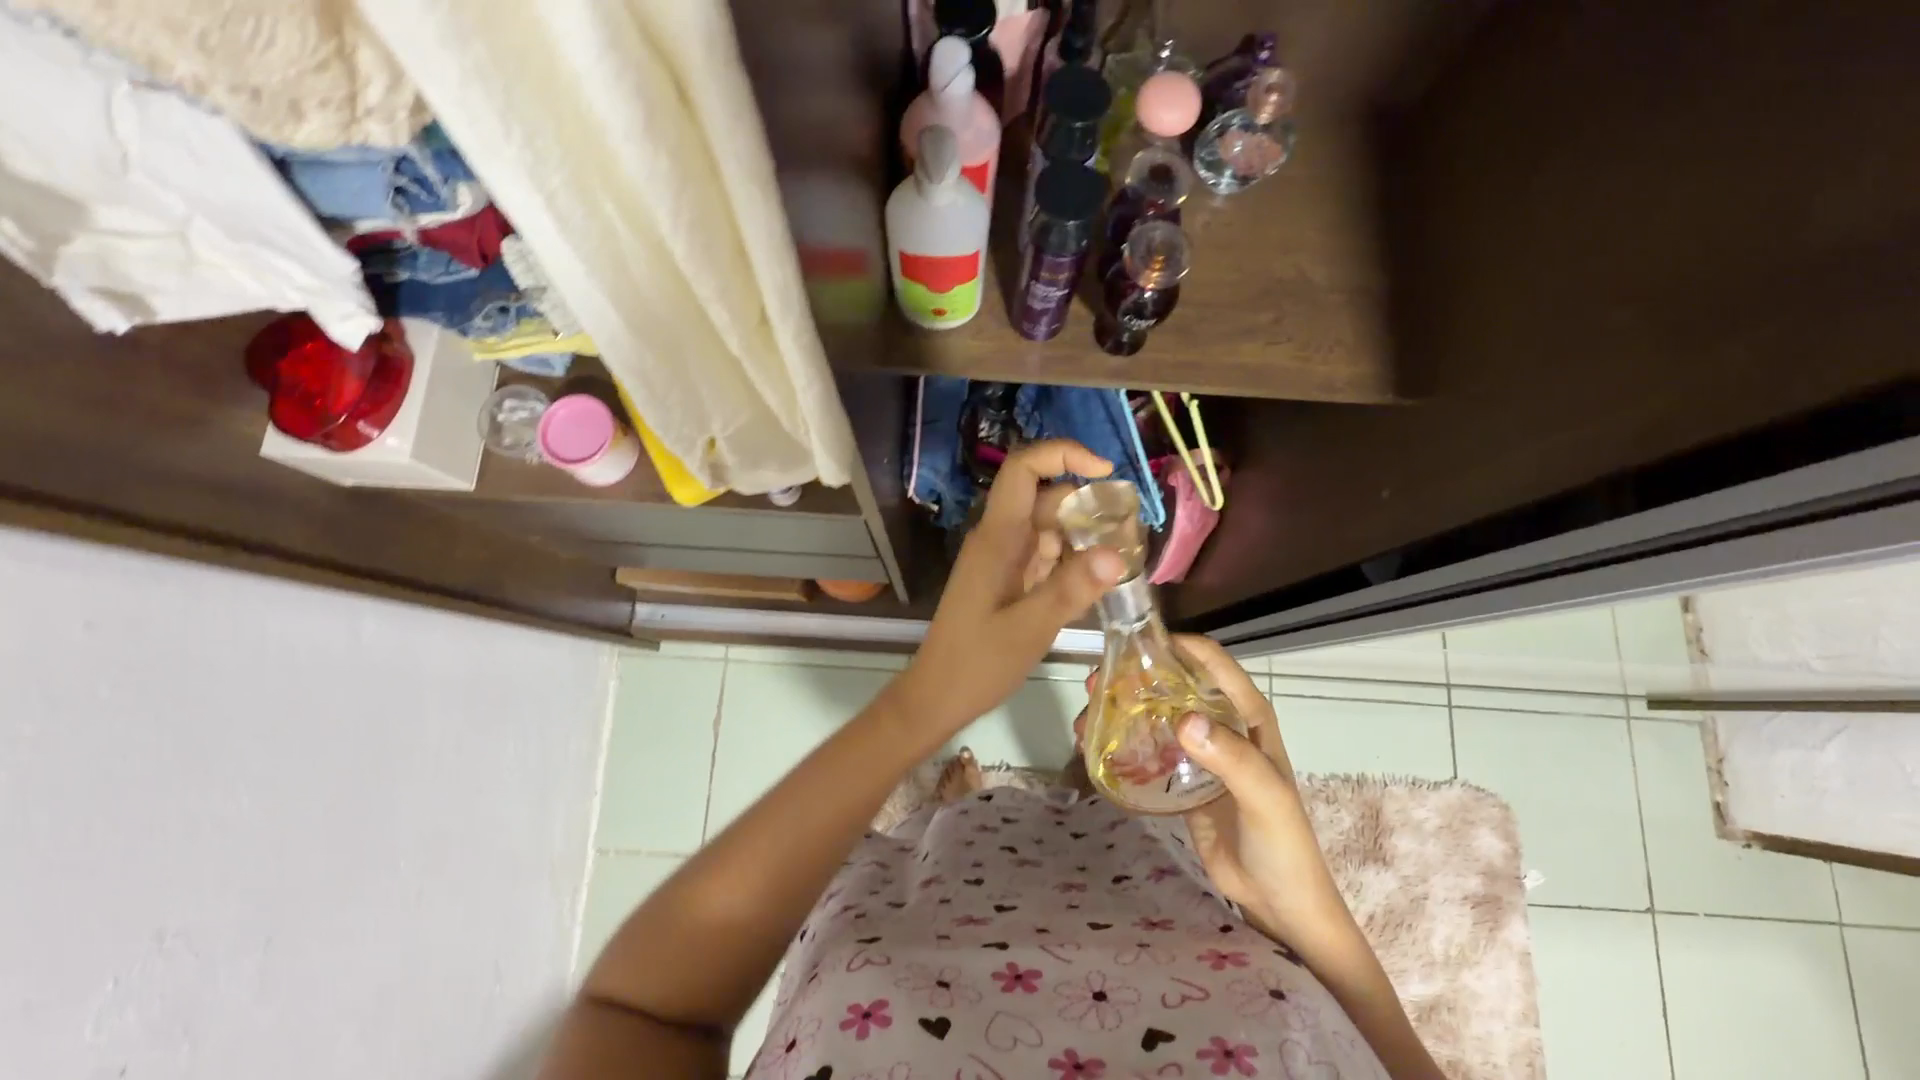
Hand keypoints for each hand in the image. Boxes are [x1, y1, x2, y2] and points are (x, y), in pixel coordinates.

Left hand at [891, 440, 1127, 738]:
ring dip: (1083, 533)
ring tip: (1123, 556)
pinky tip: (1098, 579)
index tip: (1107, 471)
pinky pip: (1044, 554)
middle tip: (1130, 531)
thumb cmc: (977, 663)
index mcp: (998, 538)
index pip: (1024, 470)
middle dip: (1087, 504)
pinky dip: (1071, 558)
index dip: (1063, 455)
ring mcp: (1002, 559)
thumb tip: (1117, 554)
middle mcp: (999, 539)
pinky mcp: (1007, 580)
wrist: (937, 696)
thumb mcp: (1030, 629)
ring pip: (1048, 527)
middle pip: (1045, 498)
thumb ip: (1071, 590)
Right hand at [1075, 637, 1348, 942]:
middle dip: (1133, 678)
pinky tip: (1093, 747)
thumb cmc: (1282, 844)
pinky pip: (1147, 751)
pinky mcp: (1180, 780)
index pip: (1211, 663)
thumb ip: (1231, 758)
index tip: (1131, 646)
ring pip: (1154, 716)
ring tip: (1085, 720)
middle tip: (1094, 686)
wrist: (1277, 902)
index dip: (1175, 646)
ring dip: (1120, 711)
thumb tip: (1183, 720)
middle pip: (1173, 685)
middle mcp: (1222, 724)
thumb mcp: (1264, 797)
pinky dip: (1120, 744)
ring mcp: (1199, 753)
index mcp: (1247, 716)